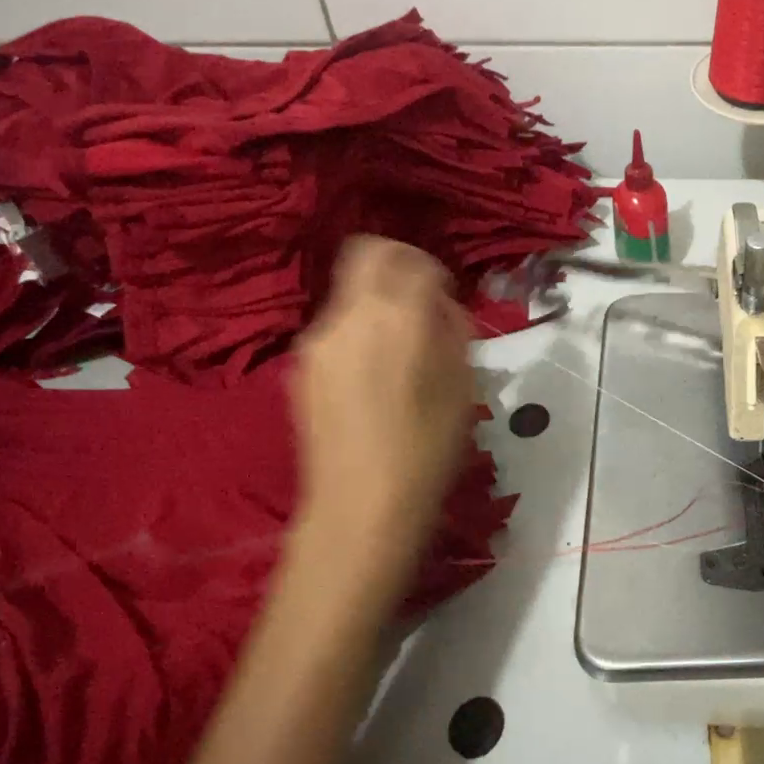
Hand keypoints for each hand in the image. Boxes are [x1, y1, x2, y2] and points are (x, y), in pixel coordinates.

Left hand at [292, 236, 473, 542]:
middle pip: (366, 256)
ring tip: (400, 349)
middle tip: (420, 300)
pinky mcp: (300, 369)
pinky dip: (359, 332)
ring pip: (349, 295)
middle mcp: (348, 315)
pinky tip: (374, 375)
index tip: (445, 295)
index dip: (433, 269)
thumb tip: (439, 308)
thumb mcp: (463, 384)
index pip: (409, 258)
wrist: (360, 507)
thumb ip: (452, 329)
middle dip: (397, 266)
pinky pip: (336, 329)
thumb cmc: (427, 447)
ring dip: (377, 304)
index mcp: (396, 315)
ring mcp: (316, 341)